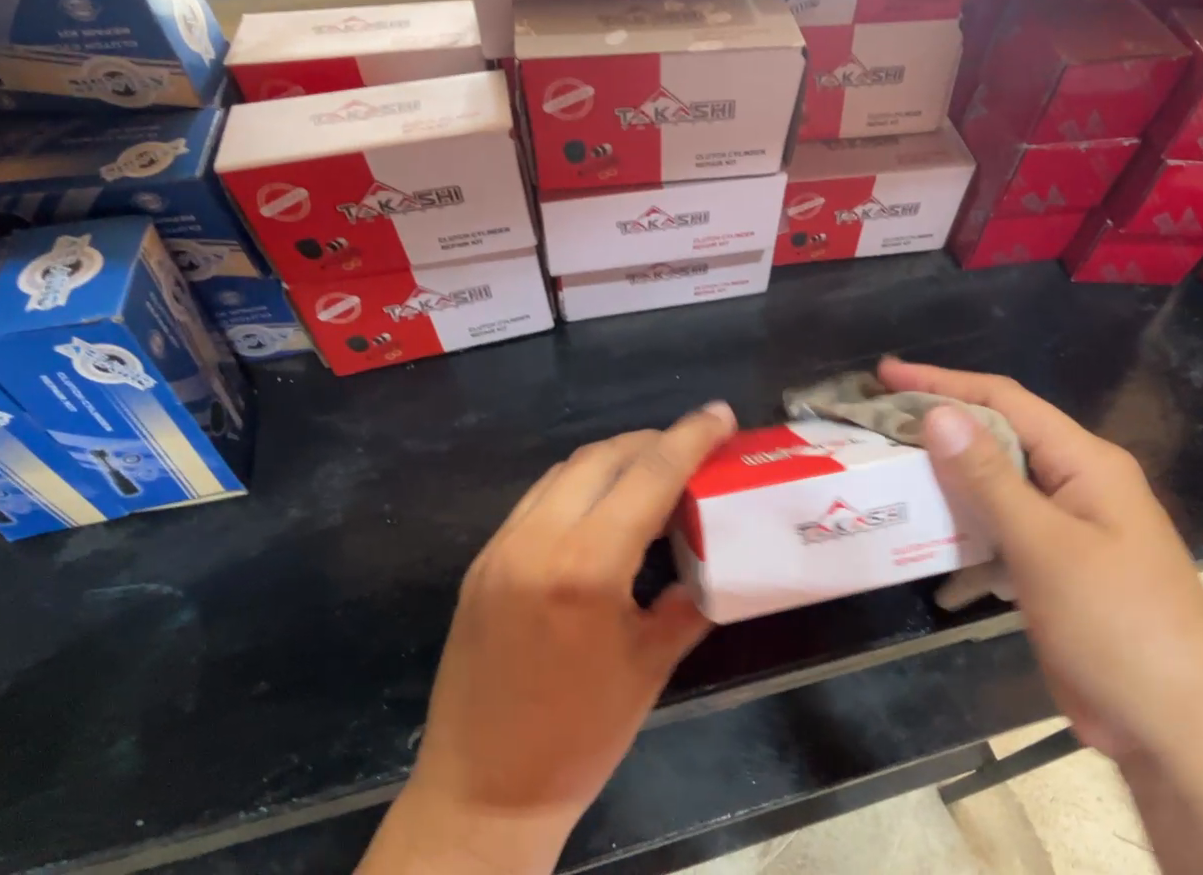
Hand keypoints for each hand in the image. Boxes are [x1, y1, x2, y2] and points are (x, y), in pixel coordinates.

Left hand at [360, 403, 736, 873]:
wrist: (485, 788)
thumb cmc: (582, 736)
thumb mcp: (651, 665)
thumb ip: (688, 601)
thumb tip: (713, 561)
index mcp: (587, 567)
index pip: (648, 476)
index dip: (690, 438)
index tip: (721, 415)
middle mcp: (537, 540)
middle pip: (603, 458)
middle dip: (653, 442)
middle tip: (694, 449)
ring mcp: (501, 548)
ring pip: (565, 472)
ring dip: (613, 461)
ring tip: (654, 474)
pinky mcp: (482, 563)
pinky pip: (537, 501)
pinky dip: (577, 487)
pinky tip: (602, 509)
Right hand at [879, 361, 1202, 873]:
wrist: (1178, 728)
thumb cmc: (1117, 625)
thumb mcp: (1045, 547)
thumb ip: (988, 478)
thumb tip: (939, 413)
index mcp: (1086, 464)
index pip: (1005, 402)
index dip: (943, 383)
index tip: (884, 375)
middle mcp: (1078, 486)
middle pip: (998, 441)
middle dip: (939, 433)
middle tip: (877, 429)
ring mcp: (1069, 531)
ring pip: (996, 492)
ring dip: (948, 489)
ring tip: (891, 482)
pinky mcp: (1058, 573)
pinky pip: (1002, 538)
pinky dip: (967, 542)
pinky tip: (932, 562)